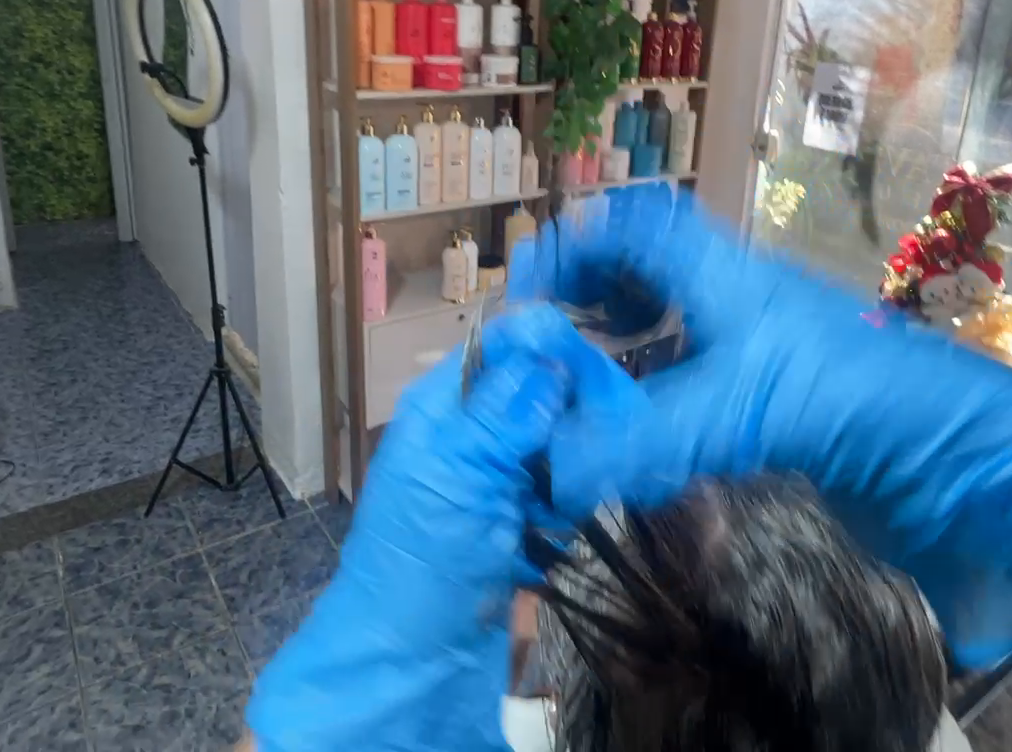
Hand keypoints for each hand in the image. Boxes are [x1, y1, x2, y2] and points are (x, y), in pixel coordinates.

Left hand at [246, 306, 580, 751]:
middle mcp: (472, 431)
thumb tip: (553, 346)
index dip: (544, 345)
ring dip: (572, 461)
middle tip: (600, 429)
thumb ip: (507, 409)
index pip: (501, 348)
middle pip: (536, 391)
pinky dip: (569, 501)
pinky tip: (565, 522)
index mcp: (444, 406)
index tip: (592, 359)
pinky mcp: (520, 518)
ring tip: (574, 488)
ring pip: (555, 439)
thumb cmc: (425, 554)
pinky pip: (559, 487)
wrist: (411, 666)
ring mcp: (497, 477)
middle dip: (569, 409)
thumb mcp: (460, 470)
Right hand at [514, 188, 1011, 668]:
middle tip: (544, 337)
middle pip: (645, 266)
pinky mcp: (767, 403)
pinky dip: (646, 397)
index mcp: (726, 275)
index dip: (577, 240)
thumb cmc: (869, 401)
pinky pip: (686, 384)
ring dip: (615, 344)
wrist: (980, 468)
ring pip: (665, 325)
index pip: (638, 224)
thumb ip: (647, 439)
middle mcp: (734, 302)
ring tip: (576, 379)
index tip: (527, 286)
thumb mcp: (750, 410)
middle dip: (587, 291)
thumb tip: (547, 470)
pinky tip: (630, 429)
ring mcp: (753, 353)